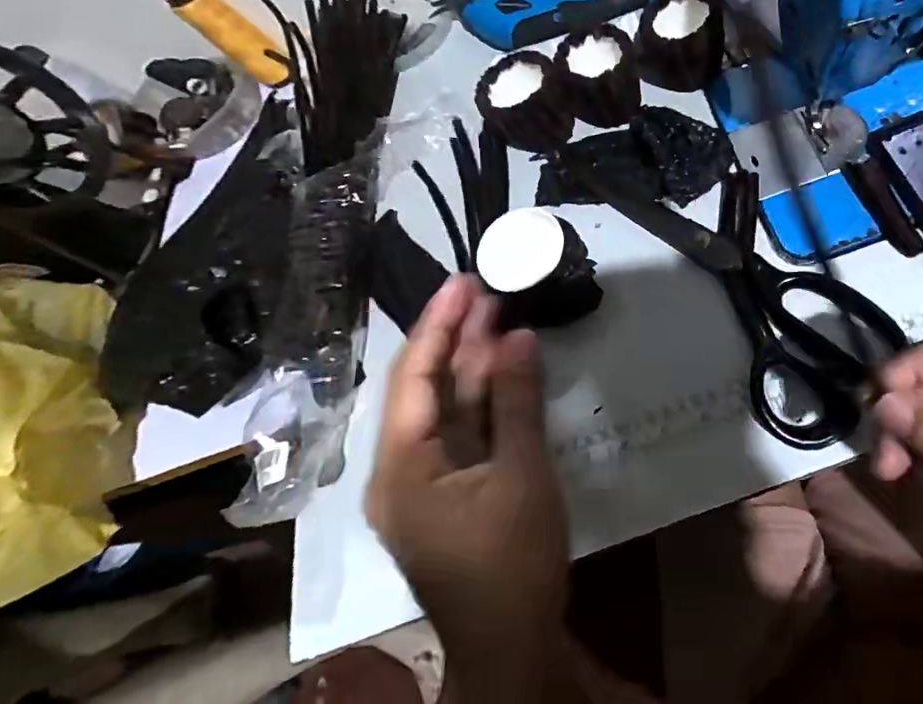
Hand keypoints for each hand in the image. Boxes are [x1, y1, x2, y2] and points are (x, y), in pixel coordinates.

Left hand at [366, 275, 567, 659]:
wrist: (511, 640)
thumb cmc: (511, 559)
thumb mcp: (521, 474)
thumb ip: (517, 401)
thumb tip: (518, 335)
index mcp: (402, 467)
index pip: (414, 377)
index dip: (439, 325)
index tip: (463, 282)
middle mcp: (401, 469)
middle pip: (425, 387)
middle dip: (456, 337)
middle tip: (487, 290)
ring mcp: (426, 481)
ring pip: (446, 406)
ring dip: (473, 363)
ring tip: (499, 314)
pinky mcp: (451, 490)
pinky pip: (462, 430)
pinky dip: (485, 397)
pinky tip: (507, 367)